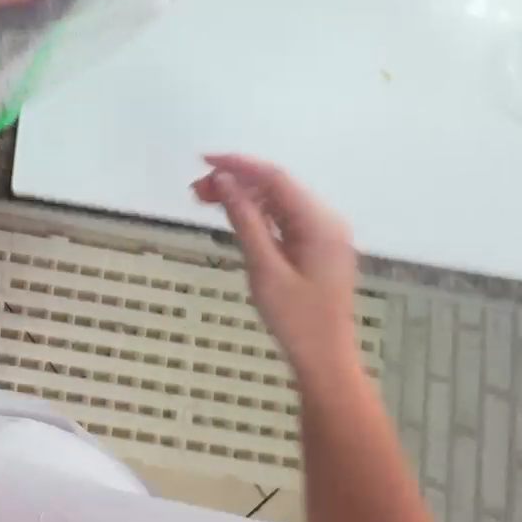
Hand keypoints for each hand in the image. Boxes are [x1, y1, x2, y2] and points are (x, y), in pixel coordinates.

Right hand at [192, 154, 361, 380]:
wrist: (325, 359)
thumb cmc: (296, 318)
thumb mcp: (264, 268)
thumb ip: (244, 220)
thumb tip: (224, 181)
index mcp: (320, 223)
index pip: (275, 179)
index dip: (238, 165)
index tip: (203, 161)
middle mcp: (325, 220)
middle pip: (275, 186)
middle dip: (235, 180)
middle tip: (195, 190)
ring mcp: (322, 233)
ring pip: (275, 199)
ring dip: (240, 195)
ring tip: (203, 199)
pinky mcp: (314, 245)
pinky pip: (280, 216)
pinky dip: (253, 211)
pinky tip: (229, 213)